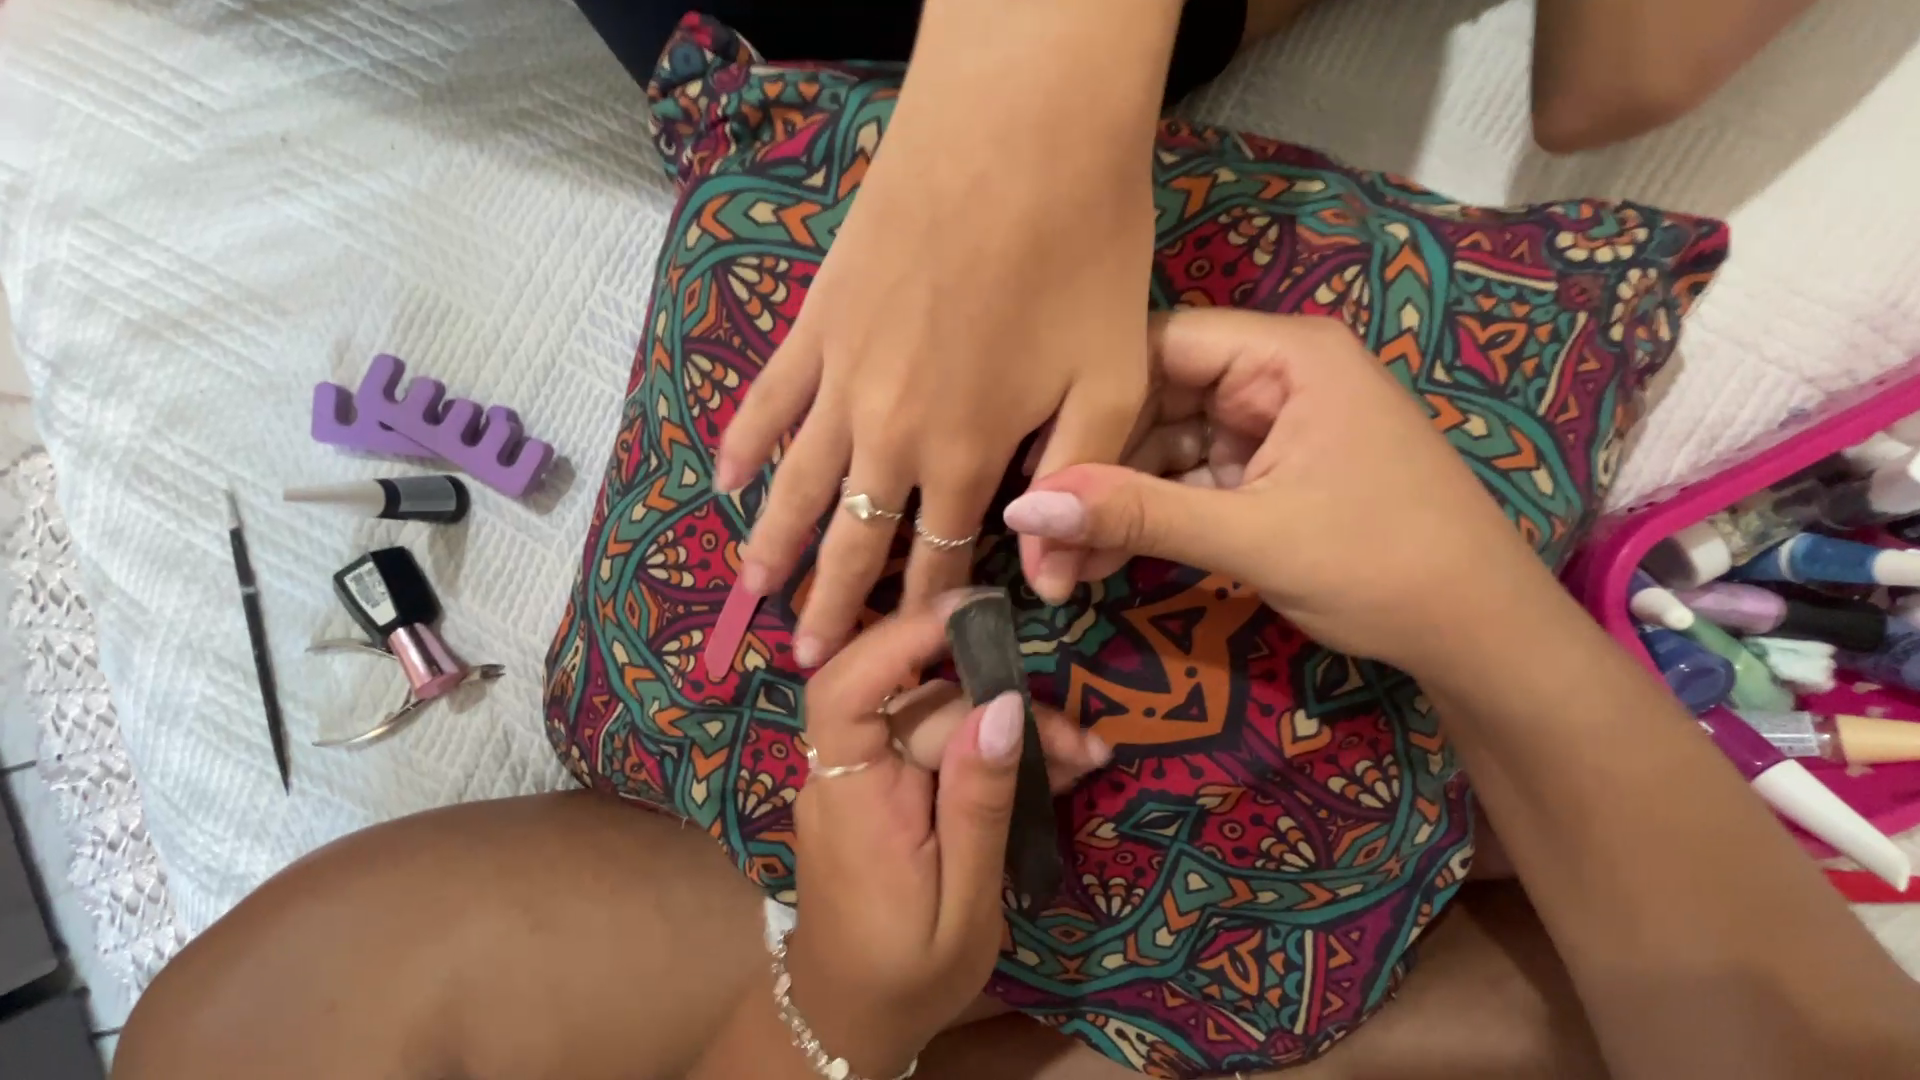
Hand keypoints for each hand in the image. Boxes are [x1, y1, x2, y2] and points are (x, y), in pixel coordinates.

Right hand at [713, 96, 1154, 669]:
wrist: (1020, 127)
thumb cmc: (1083, 252)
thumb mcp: (1111, 379)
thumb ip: (1077, 483)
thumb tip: (1045, 585)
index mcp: (966, 451)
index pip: (936, 555)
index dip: (922, 607)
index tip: (906, 649)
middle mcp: (889, 431)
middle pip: (851, 536)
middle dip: (832, 603)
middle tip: (804, 657)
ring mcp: (840, 375)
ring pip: (795, 481)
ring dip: (772, 544)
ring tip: (750, 592)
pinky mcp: (816, 320)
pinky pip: (767, 396)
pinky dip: (741, 442)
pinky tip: (722, 481)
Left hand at [781, 600, 1059, 1073]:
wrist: (853, 1015)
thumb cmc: (908, 973)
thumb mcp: (963, 901)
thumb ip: (979, 803)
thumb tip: (1003, 706)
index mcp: (852, 800)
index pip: (846, 691)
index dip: (900, 638)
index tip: (972, 613)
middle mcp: (847, 772)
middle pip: (924, 706)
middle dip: (1005, 710)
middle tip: (1083, 746)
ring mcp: (864, 775)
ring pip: (938, 719)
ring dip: (1009, 729)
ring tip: (1081, 757)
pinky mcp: (885, 784)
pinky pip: (936, 747)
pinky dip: (988, 750)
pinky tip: (1049, 766)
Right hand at [1003, 309, 1554, 673]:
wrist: (1478, 636)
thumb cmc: (1382, 565)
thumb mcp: (1252, 536)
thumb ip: (1137, 516)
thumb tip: (1024, 510)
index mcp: (1286, 355)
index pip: (1156, 347)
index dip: (1088, 401)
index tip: (1027, 461)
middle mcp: (1272, 377)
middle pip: (1151, 403)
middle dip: (1094, 473)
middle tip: (1034, 535)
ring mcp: (1267, 428)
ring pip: (1161, 451)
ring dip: (1113, 506)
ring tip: (1057, 566)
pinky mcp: (1263, 474)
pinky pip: (1186, 484)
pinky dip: (1147, 520)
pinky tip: (1099, 561)